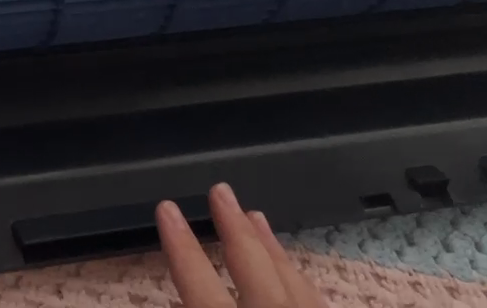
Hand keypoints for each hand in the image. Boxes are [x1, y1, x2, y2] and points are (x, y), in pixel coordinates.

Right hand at [157, 185, 326, 307]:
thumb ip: (193, 305)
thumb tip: (173, 301)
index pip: (202, 287)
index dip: (182, 247)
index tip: (167, 208)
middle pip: (256, 273)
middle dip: (237, 231)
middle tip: (220, 190)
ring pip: (296, 287)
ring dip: (273, 250)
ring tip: (256, 216)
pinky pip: (320, 307)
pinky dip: (304, 285)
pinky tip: (297, 274)